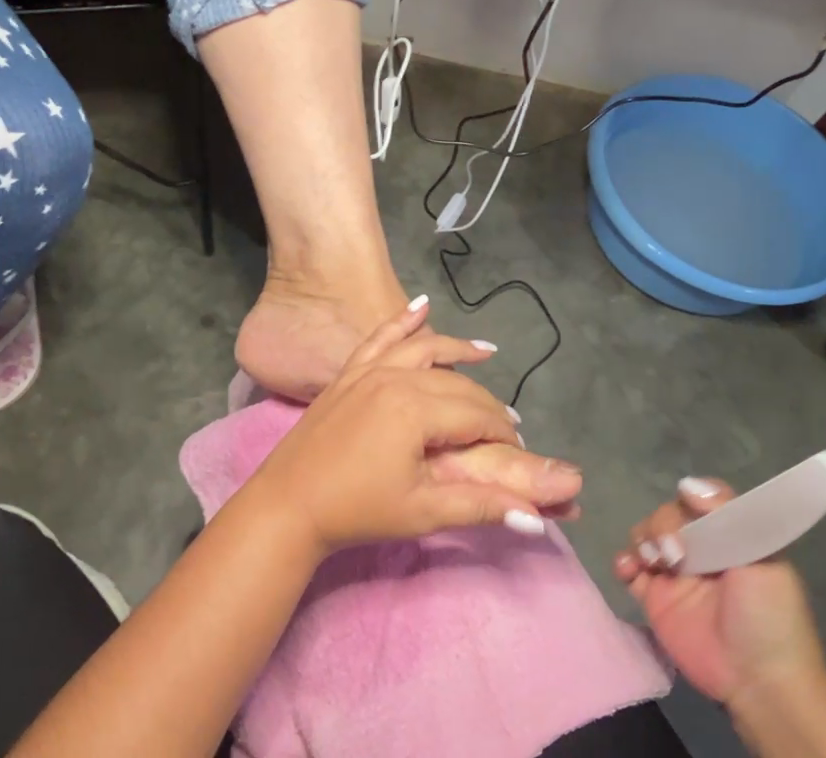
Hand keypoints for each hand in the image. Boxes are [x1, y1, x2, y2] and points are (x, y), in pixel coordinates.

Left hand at [240, 301, 582, 554]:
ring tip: (487, 353)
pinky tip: (422, 306)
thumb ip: (480, 505)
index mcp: (416, 408)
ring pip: (423, 350)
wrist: (287, 505)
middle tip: (507, 429)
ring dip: (457, 349)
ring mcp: (368, 371)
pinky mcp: (348, 374)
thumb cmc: (357, 510)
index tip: (519, 454)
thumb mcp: (422, 511)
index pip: (477, 415)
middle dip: (487, 406)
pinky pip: (379, 338)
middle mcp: (395, 378)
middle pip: (456, 385)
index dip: (503, 435)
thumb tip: (537, 518)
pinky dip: (402, 321)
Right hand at [614, 479, 825, 705]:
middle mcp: (702, 549)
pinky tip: (629, 569)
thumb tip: (687, 483)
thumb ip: (729, 517)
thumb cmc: (769, 617)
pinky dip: (623, 561)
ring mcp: (676, 574)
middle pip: (668, 515)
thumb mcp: (763, 560)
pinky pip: (629, 569)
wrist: (758, 681)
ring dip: (643, 539)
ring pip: (646, 536)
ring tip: (653, 562)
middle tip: (675, 554)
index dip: (691, 498)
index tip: (687, 505)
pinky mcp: (655, 598)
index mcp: (732, 536)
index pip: (702, 500)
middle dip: (664, 525)